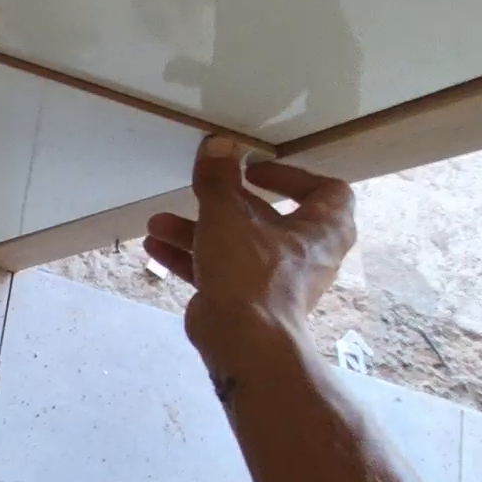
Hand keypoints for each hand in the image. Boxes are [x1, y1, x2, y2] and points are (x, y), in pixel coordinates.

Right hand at [144, 137, 356, 373]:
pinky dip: (189, 257)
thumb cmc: (249, 271)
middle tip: (195, 193)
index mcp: (321, 230)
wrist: (244, 338)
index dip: (290, 176)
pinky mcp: (246, 299)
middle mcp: (305, 254)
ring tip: (157, 223)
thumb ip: (218, 179)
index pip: (326, 191)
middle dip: (221, 205)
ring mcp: (275, 280)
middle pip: (266, 218)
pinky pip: (218, 270)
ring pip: (235, 245)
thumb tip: (218, 143)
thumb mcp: (226, 215)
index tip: (251, 171)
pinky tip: (155, 248)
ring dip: (195, 231)